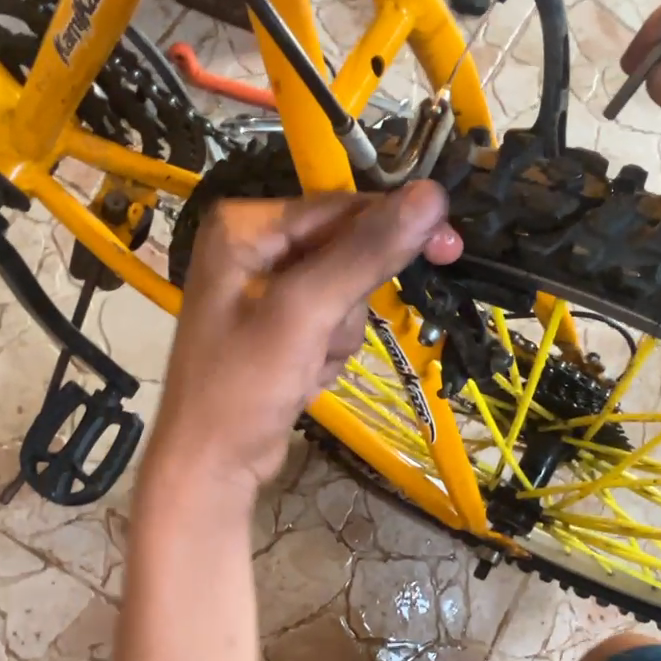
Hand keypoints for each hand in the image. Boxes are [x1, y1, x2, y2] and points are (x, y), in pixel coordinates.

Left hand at [146, 182, 461, 497]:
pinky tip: (302, 377)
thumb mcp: (304, 313)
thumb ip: (365, 253)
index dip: (395, 227)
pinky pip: (331, 324)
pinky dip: (328, 353)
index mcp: (245, 226)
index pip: (341, 207)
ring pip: (346, 293)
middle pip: (346, 252)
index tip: (449, 249)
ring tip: (304, 364)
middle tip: (323, 340)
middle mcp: (254, 248)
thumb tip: (433, 195)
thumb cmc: (242, 387)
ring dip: (339, 336)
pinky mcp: (280, 328)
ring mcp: (267, 291)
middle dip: (347, 305)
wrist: (211, 465)